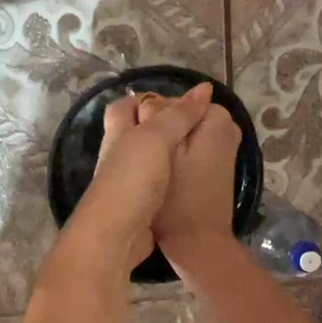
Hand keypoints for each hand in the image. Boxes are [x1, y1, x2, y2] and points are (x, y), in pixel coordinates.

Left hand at [66, 84, 215, 269]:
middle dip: (159, 128)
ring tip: (199, 151)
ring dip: (169, 156)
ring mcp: (127, 184)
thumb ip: (180, 115)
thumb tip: (204, 88)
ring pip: (148, 162)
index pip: (122, 107)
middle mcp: (118, 156)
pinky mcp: (138, 207)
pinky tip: (191, 181)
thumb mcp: (157, 138)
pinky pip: (156, 186)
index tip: (172, 102)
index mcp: (118, 134)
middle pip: (135, 133)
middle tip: (193, 127)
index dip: (143, 100)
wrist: (116, 234)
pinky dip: (171, 181)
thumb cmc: (132, 179)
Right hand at [141, 92, 240, 262]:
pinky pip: (191, 150)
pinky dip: (177, 159)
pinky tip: (164, 178)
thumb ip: (159, 116)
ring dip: (164, 147)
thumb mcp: (161, 149)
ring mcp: (224, 147)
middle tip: (145, 162)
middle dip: (159, 134)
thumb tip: (150, 98)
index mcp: (215, 116)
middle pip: (177, 118)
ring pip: (181, 135)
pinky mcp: (218, 167)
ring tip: (152, 171)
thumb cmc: (176, 198)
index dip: (148, 123)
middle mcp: (226, 126)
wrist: (197, 242)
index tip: (141, 148)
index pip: (167, 103)